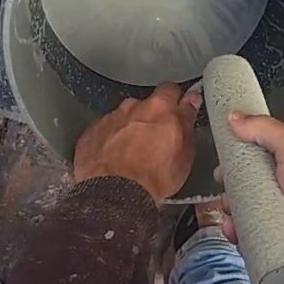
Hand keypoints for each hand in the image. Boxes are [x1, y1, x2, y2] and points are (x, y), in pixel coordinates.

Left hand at [74, 83, 203, 199]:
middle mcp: (134, 106)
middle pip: (147, 103)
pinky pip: (106, 129)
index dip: (177, 102)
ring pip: (125, 116)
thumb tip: (191, 102)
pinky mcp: (92, 131)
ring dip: (131, 127)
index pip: (173, 91)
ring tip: (133, 151)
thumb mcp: (184, 154)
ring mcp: (111, 117)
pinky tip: (114, 156)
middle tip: (157, 137)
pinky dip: (111, 138)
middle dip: (153, 115)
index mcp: (161, 107)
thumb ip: (187, 122)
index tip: (179, 111)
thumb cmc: (153, 176)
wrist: (114, 192)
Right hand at [226, 112, 283, 274]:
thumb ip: (265, 128)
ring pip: (247, 212)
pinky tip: (237, 234)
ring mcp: (283, 213)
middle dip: (231, 192)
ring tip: (232, 220)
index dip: (236, 159)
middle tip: (227, 197)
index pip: (256, 155)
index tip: (222, 166)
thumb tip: (235, 118)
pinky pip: (253, 234)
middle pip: (247, 185)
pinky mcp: (280, 237)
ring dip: (233, 216)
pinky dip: (241, 235)